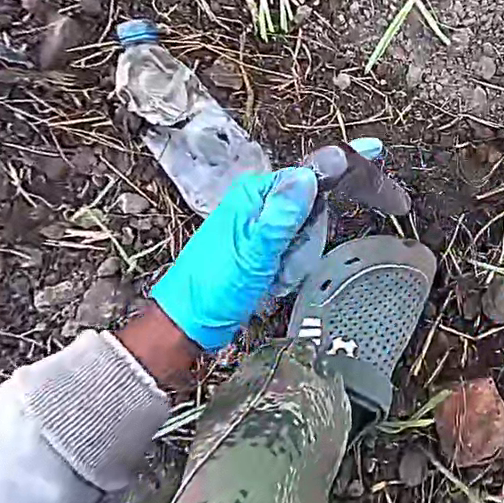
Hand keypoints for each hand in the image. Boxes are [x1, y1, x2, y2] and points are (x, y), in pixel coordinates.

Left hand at [149, 167, 317, 350]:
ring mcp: (257, 226)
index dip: (311, 210)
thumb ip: (284, 214)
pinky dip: (288, 268)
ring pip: (302, 233)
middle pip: (307, 210)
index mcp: (251, 193)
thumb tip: (307, 179)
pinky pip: (291, 250)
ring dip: (296, 259)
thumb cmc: (215, 289)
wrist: (191, 323)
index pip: (305, 182)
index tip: (302, 233)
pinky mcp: (259, 246)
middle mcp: (254, 204)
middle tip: (287, 260)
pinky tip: (274, 279)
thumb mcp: (256, 250)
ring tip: (277, 274)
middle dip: (304, 241)